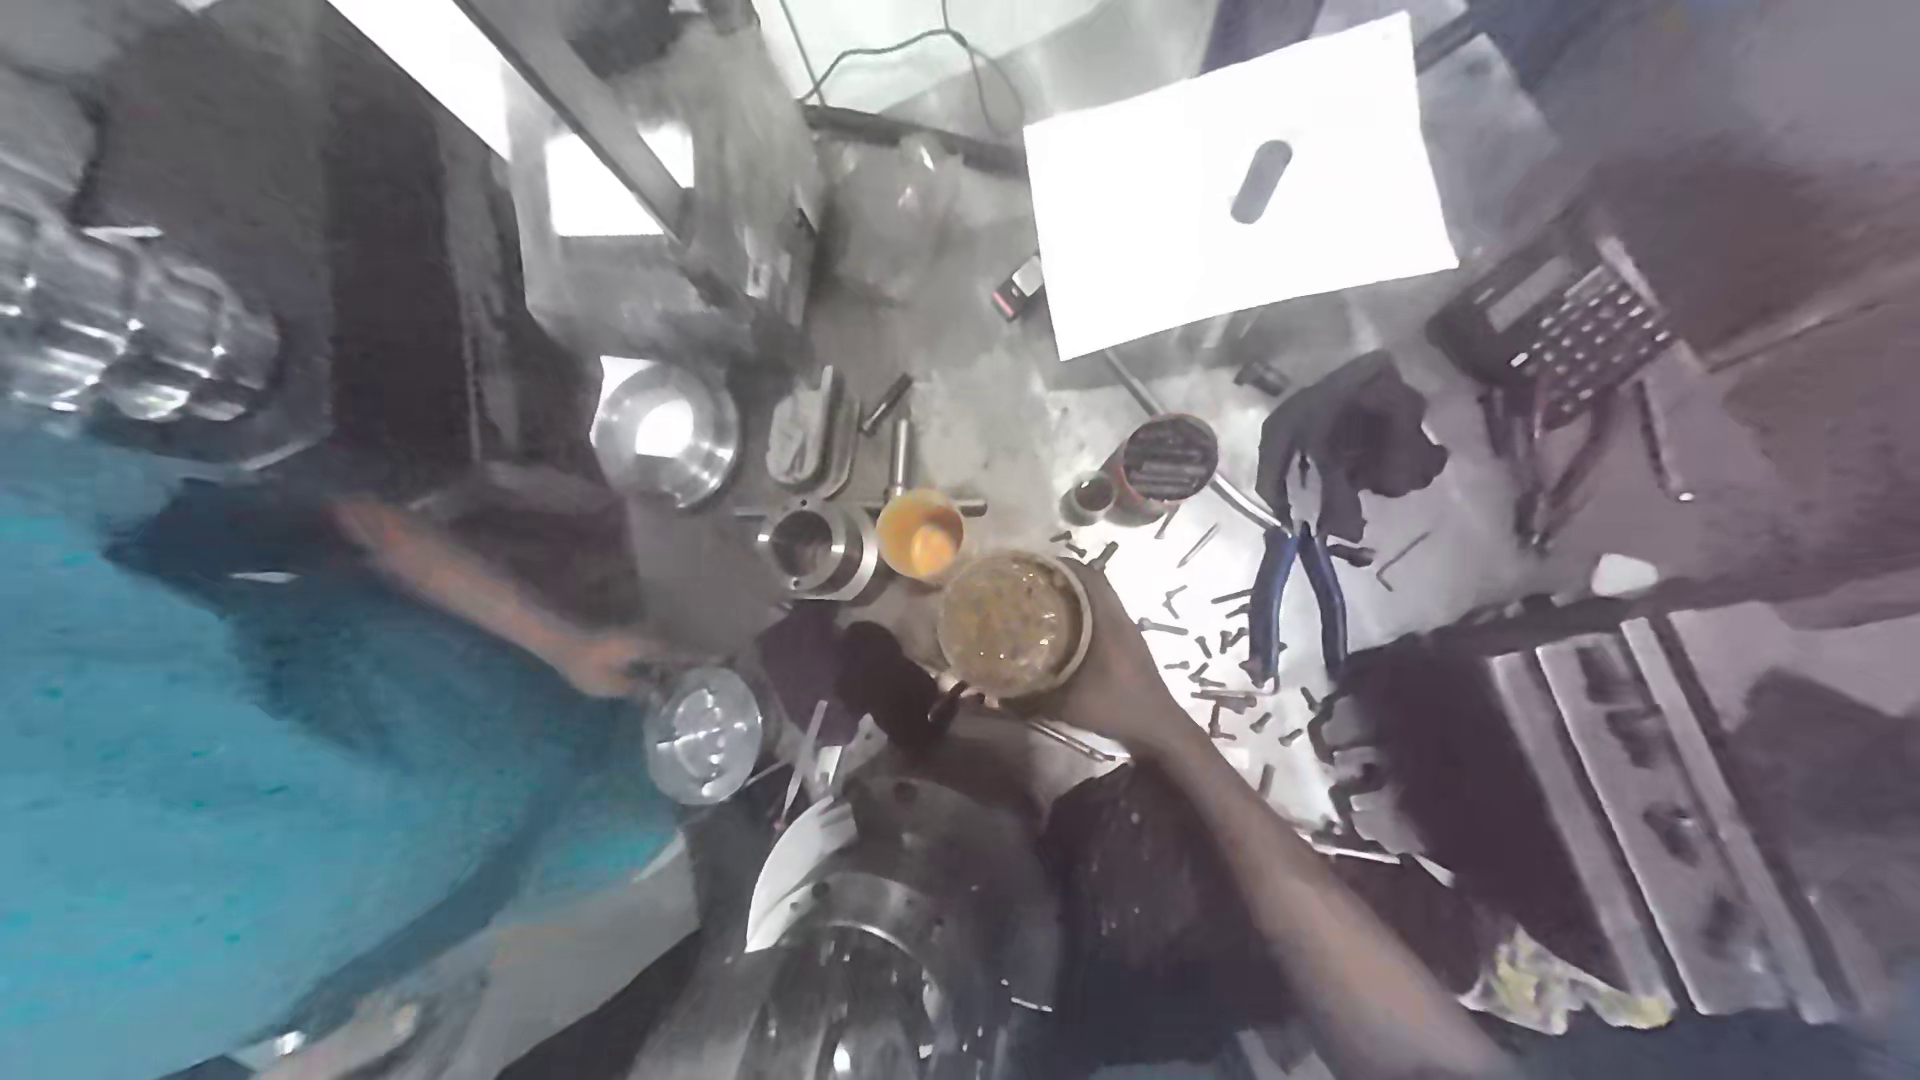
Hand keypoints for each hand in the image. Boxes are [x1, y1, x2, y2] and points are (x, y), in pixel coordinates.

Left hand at [552, 630, 706, 698]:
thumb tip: (663, 698)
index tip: (730, 661)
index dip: (708, 658)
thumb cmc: (584, 663)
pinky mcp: (635, 643)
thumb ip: (640, 689)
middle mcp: (654, 639)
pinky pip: (661, 655)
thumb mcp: (611, 683)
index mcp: (652, 647)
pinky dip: (669, 666)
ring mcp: (644, 639)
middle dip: (701, 664)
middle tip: (719, 679)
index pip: (687, 653)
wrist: (560, 640)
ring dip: (684, 667)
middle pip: (684, 652)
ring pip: (673, 654)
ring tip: (699, 683)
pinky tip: (670, 680)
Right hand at [1041, 561, 1198, 758]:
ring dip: (1074, 591)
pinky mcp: (1129, 641)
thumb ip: (1030, 701)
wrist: (1159, 728)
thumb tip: (995, 696)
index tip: (1033, 565)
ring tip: (1043, 598)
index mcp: (1107, 622)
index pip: (1088, 576)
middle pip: (1092, 581)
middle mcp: (1119, 617)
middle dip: (1062, 576)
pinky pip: (1103, 611)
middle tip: (1031, 581)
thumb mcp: (1068, 706)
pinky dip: (1084, 608)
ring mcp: (1127, 628)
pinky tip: (1064, 626)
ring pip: (1099, 595)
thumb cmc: (1116, 708)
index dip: (1062, 564)